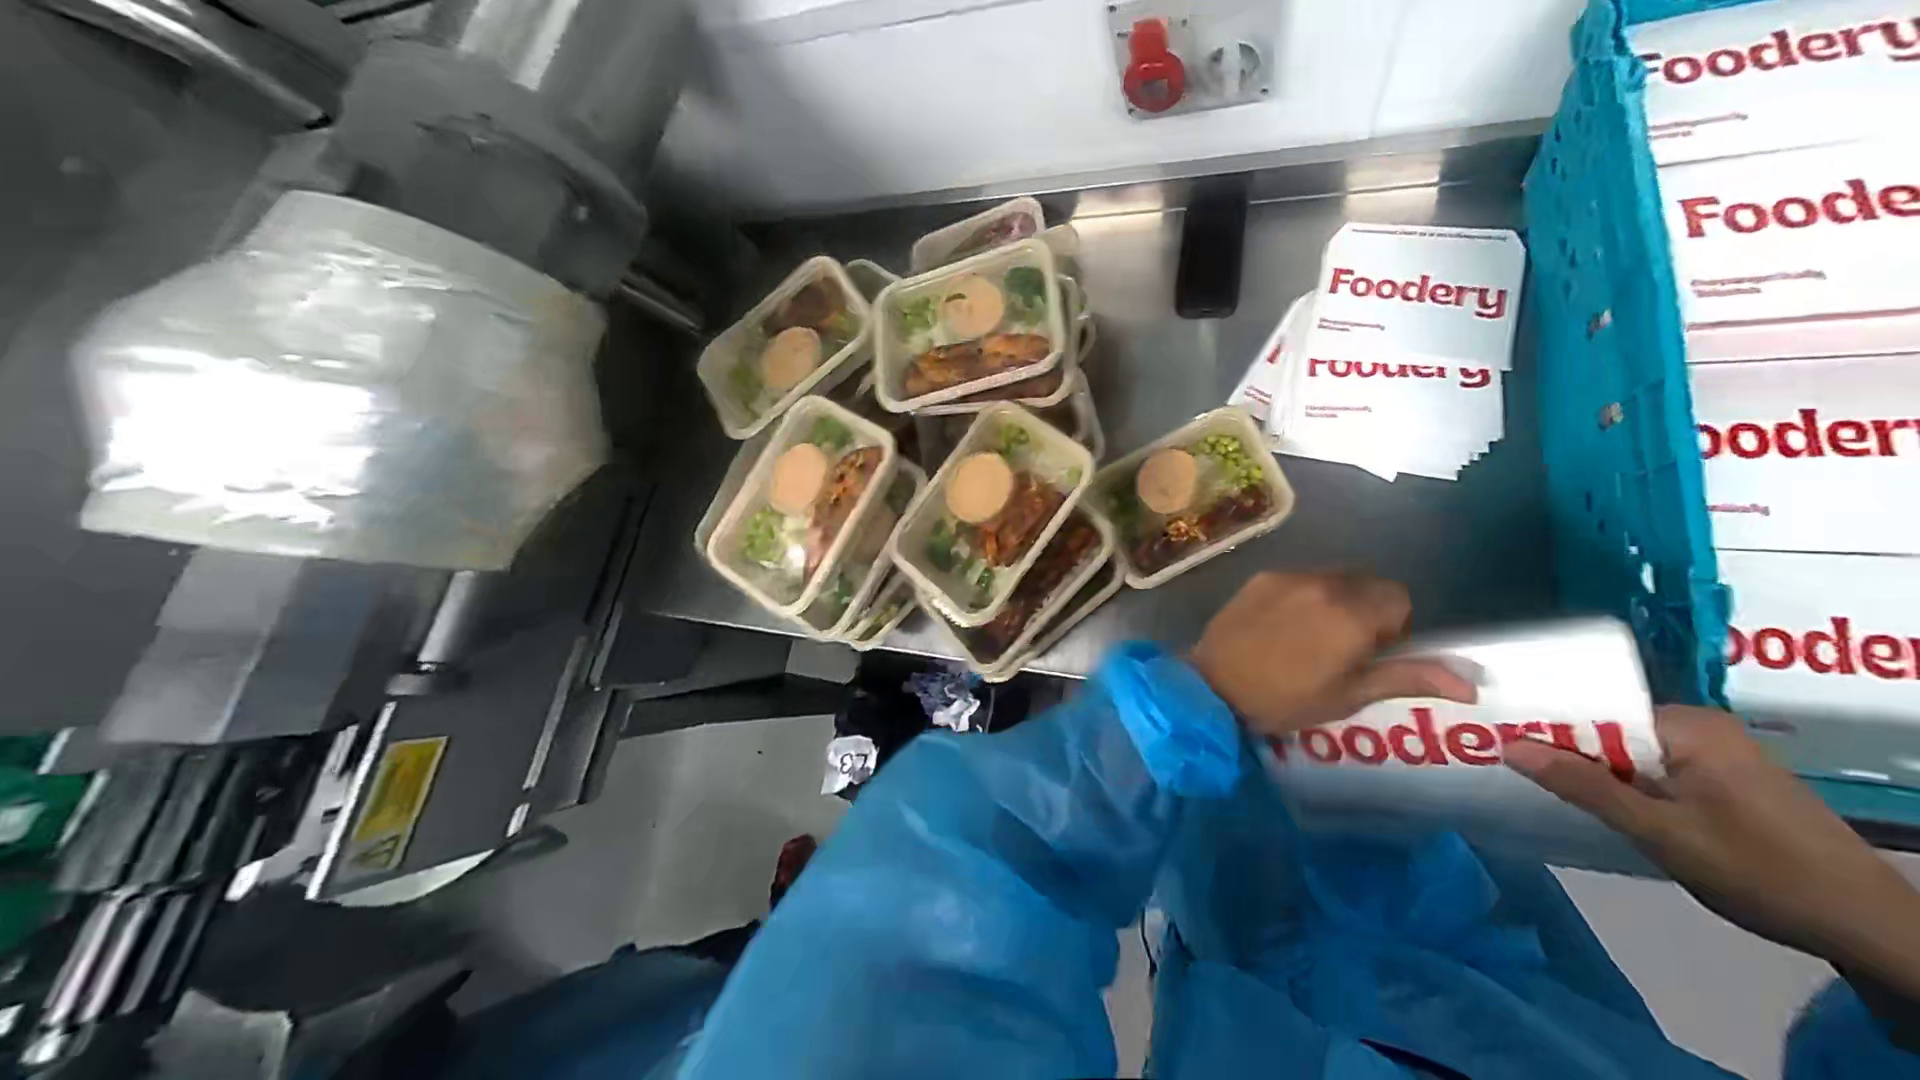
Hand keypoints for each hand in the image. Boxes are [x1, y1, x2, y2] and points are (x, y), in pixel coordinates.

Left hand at [1189, 572, 1474, 737]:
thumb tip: (1471, 683)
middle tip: (1343, 646)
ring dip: (1336, 599)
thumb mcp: (1349, 695)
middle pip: (1368, 583)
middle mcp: (1322, 583)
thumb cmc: (1283, 699)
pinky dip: (1303, 595)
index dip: (1394, 626)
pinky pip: (1299, 578)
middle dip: (1367, 610)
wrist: (1211, 686)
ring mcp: (1287, 576)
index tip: (1370, 651)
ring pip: (1333, 577)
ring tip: (1311, 636)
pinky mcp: (1259, 577)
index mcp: (1351, 613)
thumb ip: (1409, 678)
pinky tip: (1283, 625)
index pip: (1399, 598)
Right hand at [1507, 706, 1919, 1001]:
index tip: (1490, 736)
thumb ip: (1584, 786)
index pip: (1593, 708)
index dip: (1541, 723)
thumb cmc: (1761, 872)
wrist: (1871, 928)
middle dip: (1558, 745)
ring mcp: (1713, 752)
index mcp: (1689, 726)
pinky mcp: (1719, 777)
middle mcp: (1700, 727)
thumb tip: (1508, 745)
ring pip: (1624, 748)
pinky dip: (1616, 779)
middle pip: (1606, 726)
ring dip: (1586, 766)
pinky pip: (1647, 765)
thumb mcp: (1661, 833)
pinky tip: (1590, 798)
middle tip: (1499, 759)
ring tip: (1532, 778)